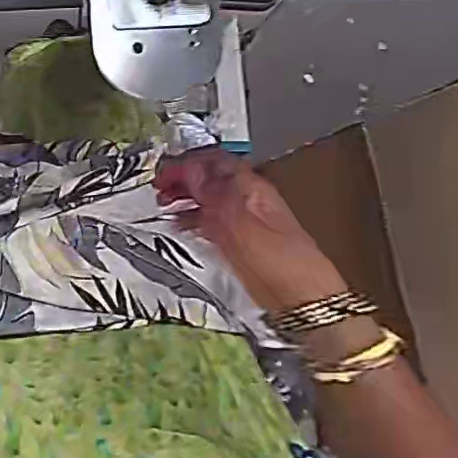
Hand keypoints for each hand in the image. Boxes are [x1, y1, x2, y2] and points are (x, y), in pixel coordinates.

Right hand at [153, 148, 347, 309]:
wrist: (298, 295)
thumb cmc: (278, 258)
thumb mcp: (237, 220)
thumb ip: (213, 193)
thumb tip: (192, 170)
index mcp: (248, 186)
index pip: (211, 161)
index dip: (184, 163)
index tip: (162, 173)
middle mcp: (244, 198)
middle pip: (208, 177)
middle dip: (182, 178)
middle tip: (159, 186)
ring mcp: (240, 219)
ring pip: (206, 197)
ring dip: (184, 196)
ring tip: (164, 202)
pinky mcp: (236, 240)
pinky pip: (209, 220)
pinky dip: (191, 218)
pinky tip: (179, 225)